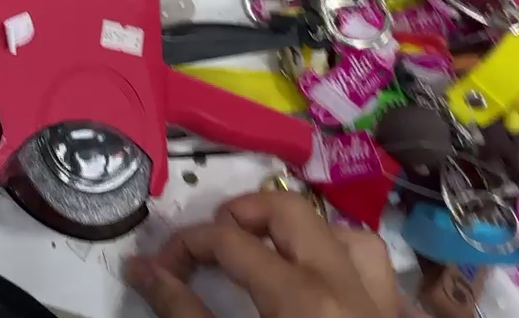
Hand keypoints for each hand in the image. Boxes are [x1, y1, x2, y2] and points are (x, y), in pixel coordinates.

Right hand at [125, 192, 397, 317]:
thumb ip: (182, 310)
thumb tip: (138, 266)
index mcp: (302, 297)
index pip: (227, 239)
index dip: (185, 244)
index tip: (163, 268)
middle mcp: (347, 289)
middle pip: (289, 210)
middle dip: (242, 215)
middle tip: (214, 246)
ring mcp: (381, 310)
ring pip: (348, 237)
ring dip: (304, 236)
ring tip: (270, 256)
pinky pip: (377, 277)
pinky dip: (343, 268)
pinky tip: (315, 291)